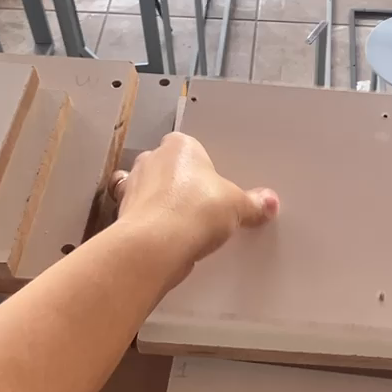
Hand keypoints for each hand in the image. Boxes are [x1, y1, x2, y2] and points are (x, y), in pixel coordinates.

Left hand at [112, 132, 278, 268]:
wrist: (156, 246)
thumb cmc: (193, 210)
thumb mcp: (237, 206)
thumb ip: (253, 204)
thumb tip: (268, 203)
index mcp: (179, 145)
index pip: (193, 149)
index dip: (206, 169)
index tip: (219, 188)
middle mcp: (150, 160)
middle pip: (171, 170)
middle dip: (185, 187)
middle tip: (208, 208)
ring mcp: (132, 188)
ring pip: (153, 194)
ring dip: (166, 207)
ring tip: (190, 228)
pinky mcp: (123, 216)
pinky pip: (143, 218)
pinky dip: (153, 227)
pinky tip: (170, 240)